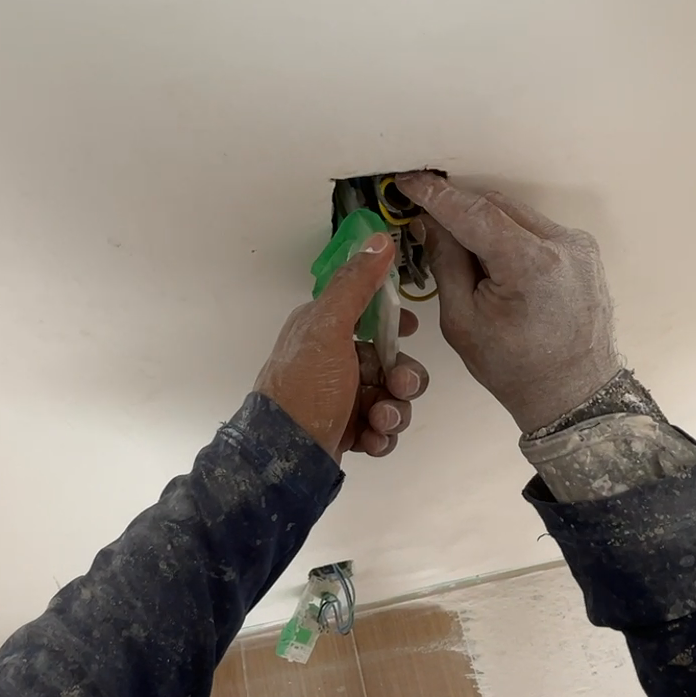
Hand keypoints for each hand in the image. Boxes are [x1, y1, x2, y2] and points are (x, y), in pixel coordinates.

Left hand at [255, 232, 430, 460]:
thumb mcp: (328, 327)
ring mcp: (341, 399)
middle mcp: (333, 361)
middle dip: (403, 378)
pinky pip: (381, 429)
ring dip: (394, 411)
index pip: (370, 315)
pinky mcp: (348, 432)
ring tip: (379, 422)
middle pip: (391, 361)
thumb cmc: (307, 385)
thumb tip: (380, 239)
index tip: (411, 329)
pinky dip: (381, 436)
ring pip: (391, 398)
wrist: (284, 456)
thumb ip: (356, 285)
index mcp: (324, 330)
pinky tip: (369, 441)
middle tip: (398, 389)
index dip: (396, 323)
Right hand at [394, 172, 618, 431]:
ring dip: (480, 221)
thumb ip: (446, 262)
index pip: (473, 213)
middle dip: (455, 207)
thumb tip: (430, 220)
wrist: (574, 393)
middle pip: (495, 205)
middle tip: (421, 214)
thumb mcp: (462, 320)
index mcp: (531, 265)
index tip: (407, 182)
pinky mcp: (581, 250)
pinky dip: (504, 233)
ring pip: (514, 213)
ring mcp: (577, 245)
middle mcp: (561, 245)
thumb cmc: (514, 368)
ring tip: (455, 245)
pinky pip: (532, 227)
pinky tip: (489, 257)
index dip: (435, 194)